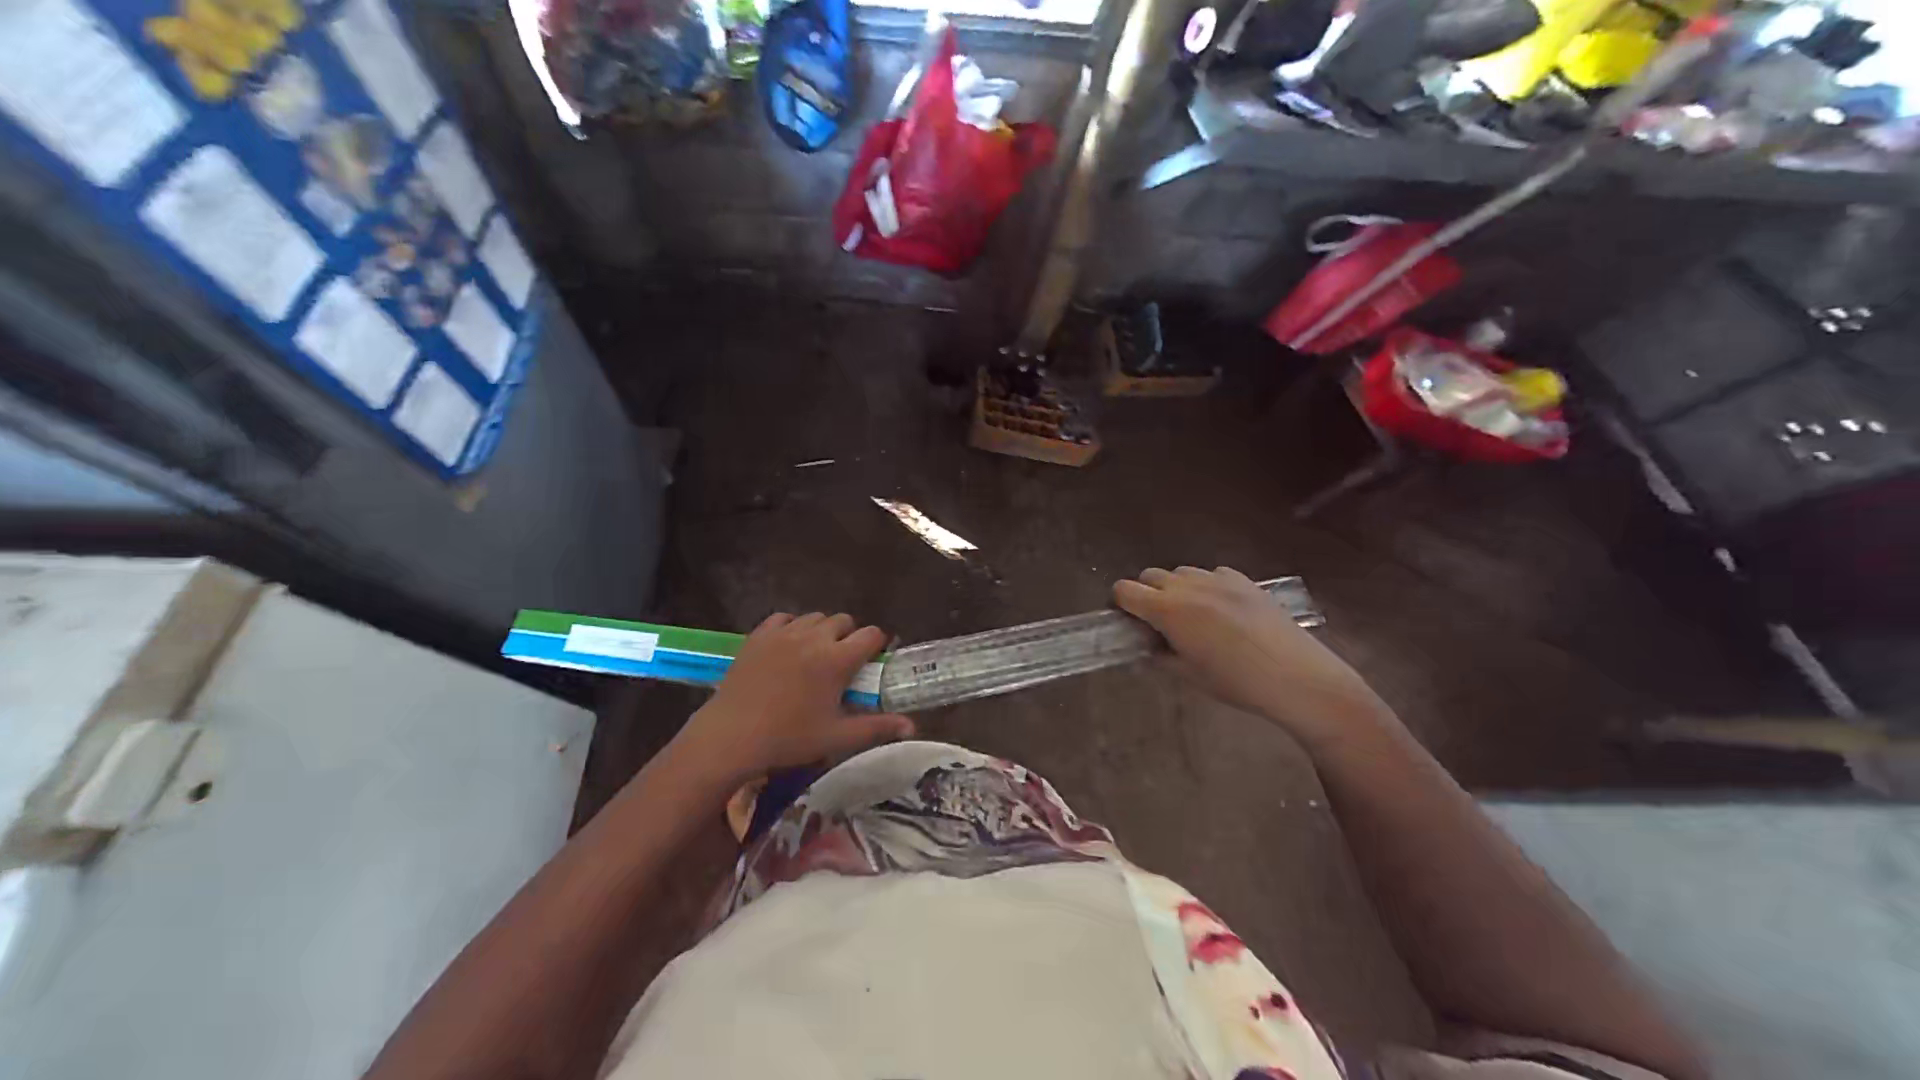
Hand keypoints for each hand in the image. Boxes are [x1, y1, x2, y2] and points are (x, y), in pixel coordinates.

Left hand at [672, 612, 913, 785]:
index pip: (871, 635)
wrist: (731, 736)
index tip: (872, 663)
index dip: (877, 646)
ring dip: (822, 631)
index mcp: (837, 659)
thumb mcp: (837, 737)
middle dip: (849, 637)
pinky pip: (784, 618)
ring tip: (815, 655)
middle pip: (844, 621)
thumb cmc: (789, 738)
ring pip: (815, 617)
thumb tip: (912, 727)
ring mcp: (784, 633)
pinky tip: (788, 647)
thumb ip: (877, 727)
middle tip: (843, 664)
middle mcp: (814, 637)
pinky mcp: (759, 635)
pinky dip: (792, 627)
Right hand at [1113, 566, 1390, 744]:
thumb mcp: (1189, 675)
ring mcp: (1218, 579)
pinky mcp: (1244, 580)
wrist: (1297, 677)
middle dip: (1147, 594)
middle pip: (1150, 576)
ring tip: (1193, 615)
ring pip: (1182, 572)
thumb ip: (1160, 655)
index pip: (1125, 591)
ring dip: (1176, 588)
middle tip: (1159, 622)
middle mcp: (1189, 586)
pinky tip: (1222, 610)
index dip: (1121, 604)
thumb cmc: (1236, 683)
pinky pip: (1212, 574)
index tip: (1130, 622)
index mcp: (1168, 610)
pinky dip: (1207, 586)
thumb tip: (1147, 646)